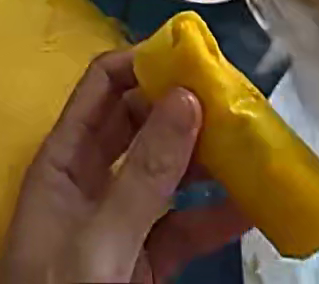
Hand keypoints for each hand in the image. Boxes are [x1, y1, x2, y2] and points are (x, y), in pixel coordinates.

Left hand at [0, 51, 250, 282]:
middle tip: (234, 97)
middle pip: (139, 121)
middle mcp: (92, 178)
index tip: (193, 56)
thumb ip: (144, 173)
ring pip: (167, 171)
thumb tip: (187, 96)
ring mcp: (119, 219)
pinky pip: (183, 227)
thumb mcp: (99, 239)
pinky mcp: (143, 261)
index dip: (142, 63)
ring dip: (207, 158)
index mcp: (65, 157)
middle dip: (183, 107)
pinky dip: (215, 218)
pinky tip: (252, 206)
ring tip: (252, 142)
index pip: (102, 85)